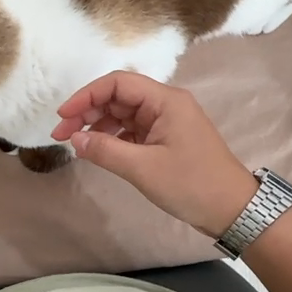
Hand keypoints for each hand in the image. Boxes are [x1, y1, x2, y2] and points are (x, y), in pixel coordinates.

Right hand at [51, 72, 257, 235]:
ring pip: (122, 114)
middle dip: (87, 112)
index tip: (63, 117)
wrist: (231, 208)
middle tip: (60, 135)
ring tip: (74, 144)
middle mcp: (165, 105)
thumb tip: (74, 139)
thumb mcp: (143, 168)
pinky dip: (111, 138)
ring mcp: (165, 123)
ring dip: (96, 125)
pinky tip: (97, 150)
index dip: (86, 96)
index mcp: (165, 101)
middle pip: (118, 97)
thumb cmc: (191, 184)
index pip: (118, 83)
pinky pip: (131, 131)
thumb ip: (106, 150)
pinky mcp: (164, 140)